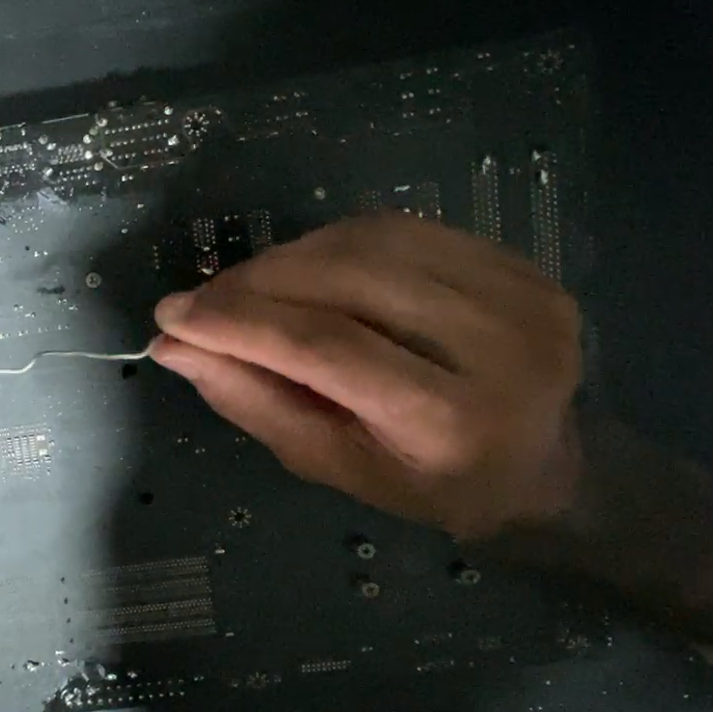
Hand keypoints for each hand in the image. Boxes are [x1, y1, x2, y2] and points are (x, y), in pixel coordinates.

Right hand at [151, 215, 582, 541]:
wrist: (543, 462)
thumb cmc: (422, 481)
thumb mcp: (325, 463)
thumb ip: (249, 400)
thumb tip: (172, 344)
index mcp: (451, 419)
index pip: (324, 347)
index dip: (237, 322)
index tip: (169, 315)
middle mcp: (500, 345)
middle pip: (344, 280)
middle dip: (251, 284)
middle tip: (198, 301)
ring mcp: (517, 292)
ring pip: (364, 244)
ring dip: (282, 259)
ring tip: (240, 289)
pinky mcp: (515, 261)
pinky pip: (393, 229)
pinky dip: (326, 244)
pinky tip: (298, 271)